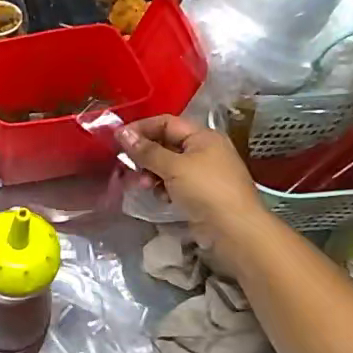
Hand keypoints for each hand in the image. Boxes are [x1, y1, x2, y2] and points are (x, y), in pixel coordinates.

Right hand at [117, 115, 268, 247]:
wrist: (234, 229)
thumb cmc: (206, 190)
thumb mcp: (174, 167)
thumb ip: (147, 151)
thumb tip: (122, 134)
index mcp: (203, 136)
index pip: (167, 123)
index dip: (142, 129)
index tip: (118, 139)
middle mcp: (205, 150)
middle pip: (167, 144)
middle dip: (147, 156)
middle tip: (131, 168)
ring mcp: (204, 173)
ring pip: (169, 166)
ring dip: (153, 174)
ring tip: (146, 187)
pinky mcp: (202, 194)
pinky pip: (176, 184)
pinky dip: (165, 188)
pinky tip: (162, 198)